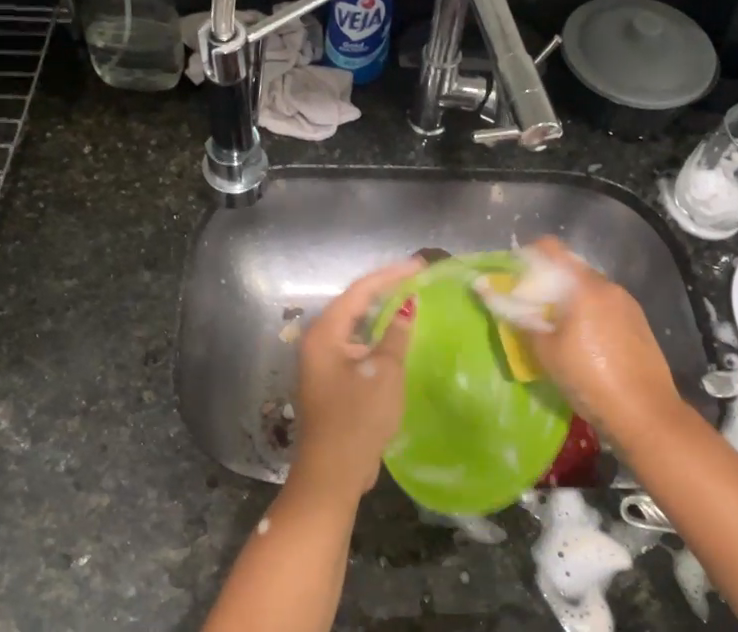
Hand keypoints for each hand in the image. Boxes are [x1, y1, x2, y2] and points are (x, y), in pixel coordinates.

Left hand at [289, 257, 421, 501]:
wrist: (333, 472)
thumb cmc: (358, 418)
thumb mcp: (384, 372)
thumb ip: (396, 335)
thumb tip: (407, 307)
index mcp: (325, 333)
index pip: (359, 291)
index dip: (390, 276)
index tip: (419, 265)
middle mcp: (318, 341)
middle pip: (354, 304)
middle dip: (385, 290)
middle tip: (417, 278)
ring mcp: (322, 362)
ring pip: (355, 326)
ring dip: (381, 314)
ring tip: (411, 300)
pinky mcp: (331, 380)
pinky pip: (356, 346)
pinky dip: (376, 337)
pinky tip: (396, 337)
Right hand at [520, 237, 683, 434]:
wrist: (646, 414)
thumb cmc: (588, 378)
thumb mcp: (544, 350)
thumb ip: (518, 317)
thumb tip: (488, 292)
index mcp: (583, 285)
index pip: (551, 249)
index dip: (528, 256)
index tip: (514, 278)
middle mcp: (608, 285)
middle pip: (570, 268)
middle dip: (547, 282)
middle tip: (531, 308)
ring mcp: (627, 303)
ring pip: (588, 288)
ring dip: (569, 299)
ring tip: (556, 328)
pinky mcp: (639, 322)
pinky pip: (605, 305)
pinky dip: (588, 312)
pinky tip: (584, 342)